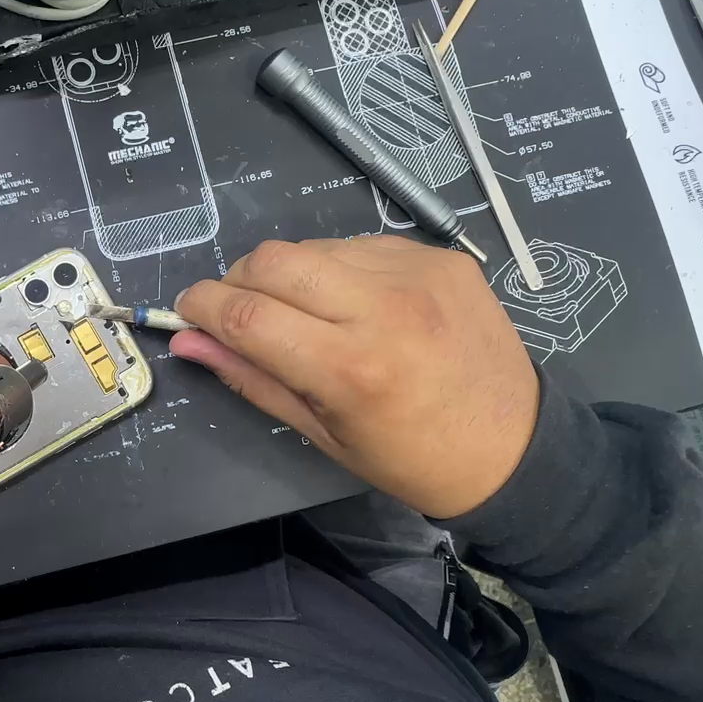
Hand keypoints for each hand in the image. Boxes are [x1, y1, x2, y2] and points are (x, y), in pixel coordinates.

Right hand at [172, 236, 538, 518]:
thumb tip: (187, 342)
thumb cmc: (407, 457)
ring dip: (285, 274)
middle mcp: (381, 307)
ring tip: (305, 311)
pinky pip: (356, 245)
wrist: (515, 448)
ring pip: (309, 247)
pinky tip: (353, 301)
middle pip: (270, 261)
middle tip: (239, 311)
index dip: (201, 306)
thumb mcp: (319, 432)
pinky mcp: (438, 255)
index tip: (186, 312)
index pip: (245, 315)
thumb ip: (249, 377)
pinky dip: (334, 268)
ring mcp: (415, 273)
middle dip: (235, 281)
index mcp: (349, 368)